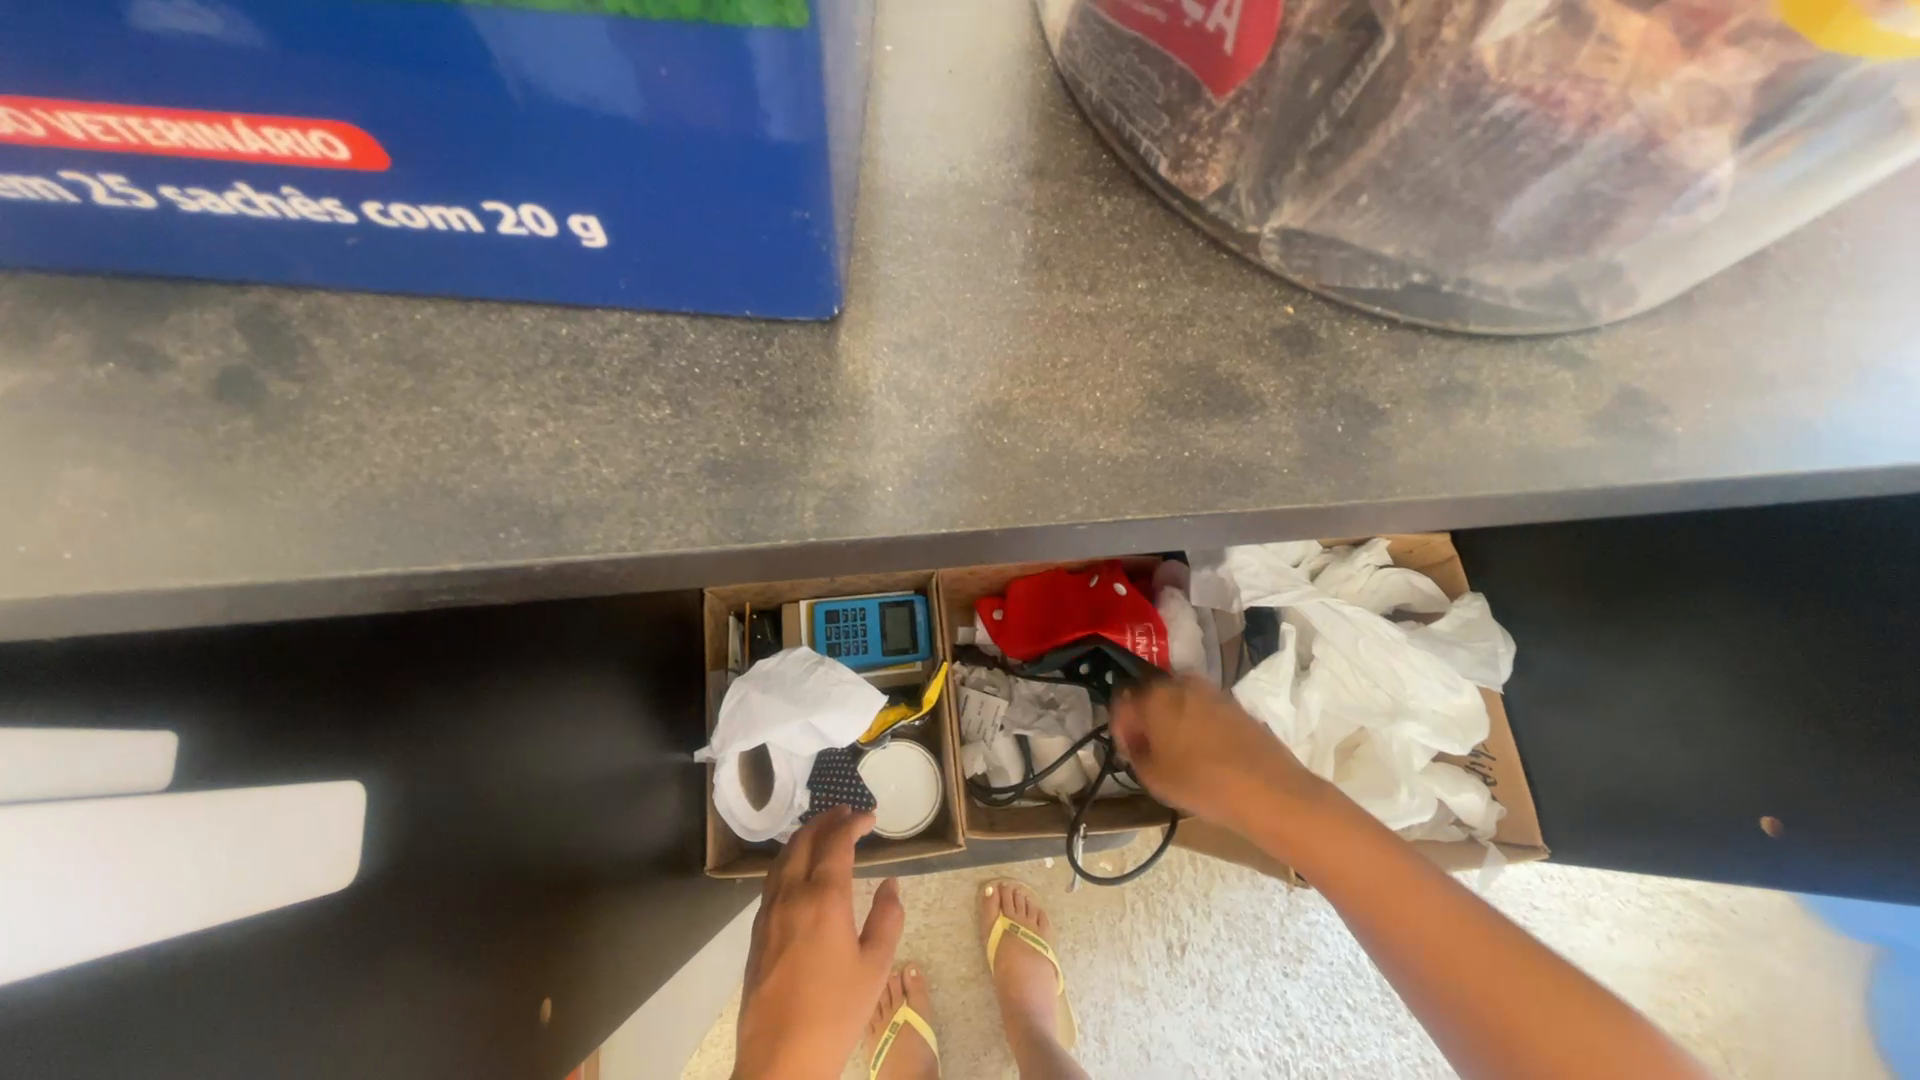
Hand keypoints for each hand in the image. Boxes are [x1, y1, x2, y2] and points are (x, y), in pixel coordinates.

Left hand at [733, 807, 903, 1079]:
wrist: (781, 1057)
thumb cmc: (836, 1012)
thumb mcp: (876, 966)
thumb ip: (887, 918)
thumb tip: (890, 884)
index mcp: (823, 898)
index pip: (836, 843)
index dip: (853, 823)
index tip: (871, 816)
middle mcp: (791, 896)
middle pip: (803, 841)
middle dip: (825, 821)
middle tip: (845, 812)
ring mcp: (768, 914)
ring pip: (782, 858)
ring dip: (803, 837)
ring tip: (822, 832)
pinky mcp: (757, 933)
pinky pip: (772, 880)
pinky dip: (788, 860)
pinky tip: (799, 872)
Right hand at [1110, 675, 1327, 836]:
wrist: (1268, 791)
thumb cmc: (1200, 783)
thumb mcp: (1152, 777)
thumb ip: (1135, 752)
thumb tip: (1136, 741)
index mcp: (1155, 696)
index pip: (1123, 703)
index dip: (1121, 728)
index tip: (1128, 751)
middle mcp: (1182, 684)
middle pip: (1153, 697)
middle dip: (1147, 719)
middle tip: (1150, 750)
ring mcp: (1213, 692)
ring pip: (1181, 702)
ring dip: (1173, 720)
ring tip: (1178, 753)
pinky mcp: (1237, 705)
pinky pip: (1205, 710)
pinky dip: (1198, 724)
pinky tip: (1205, 753)